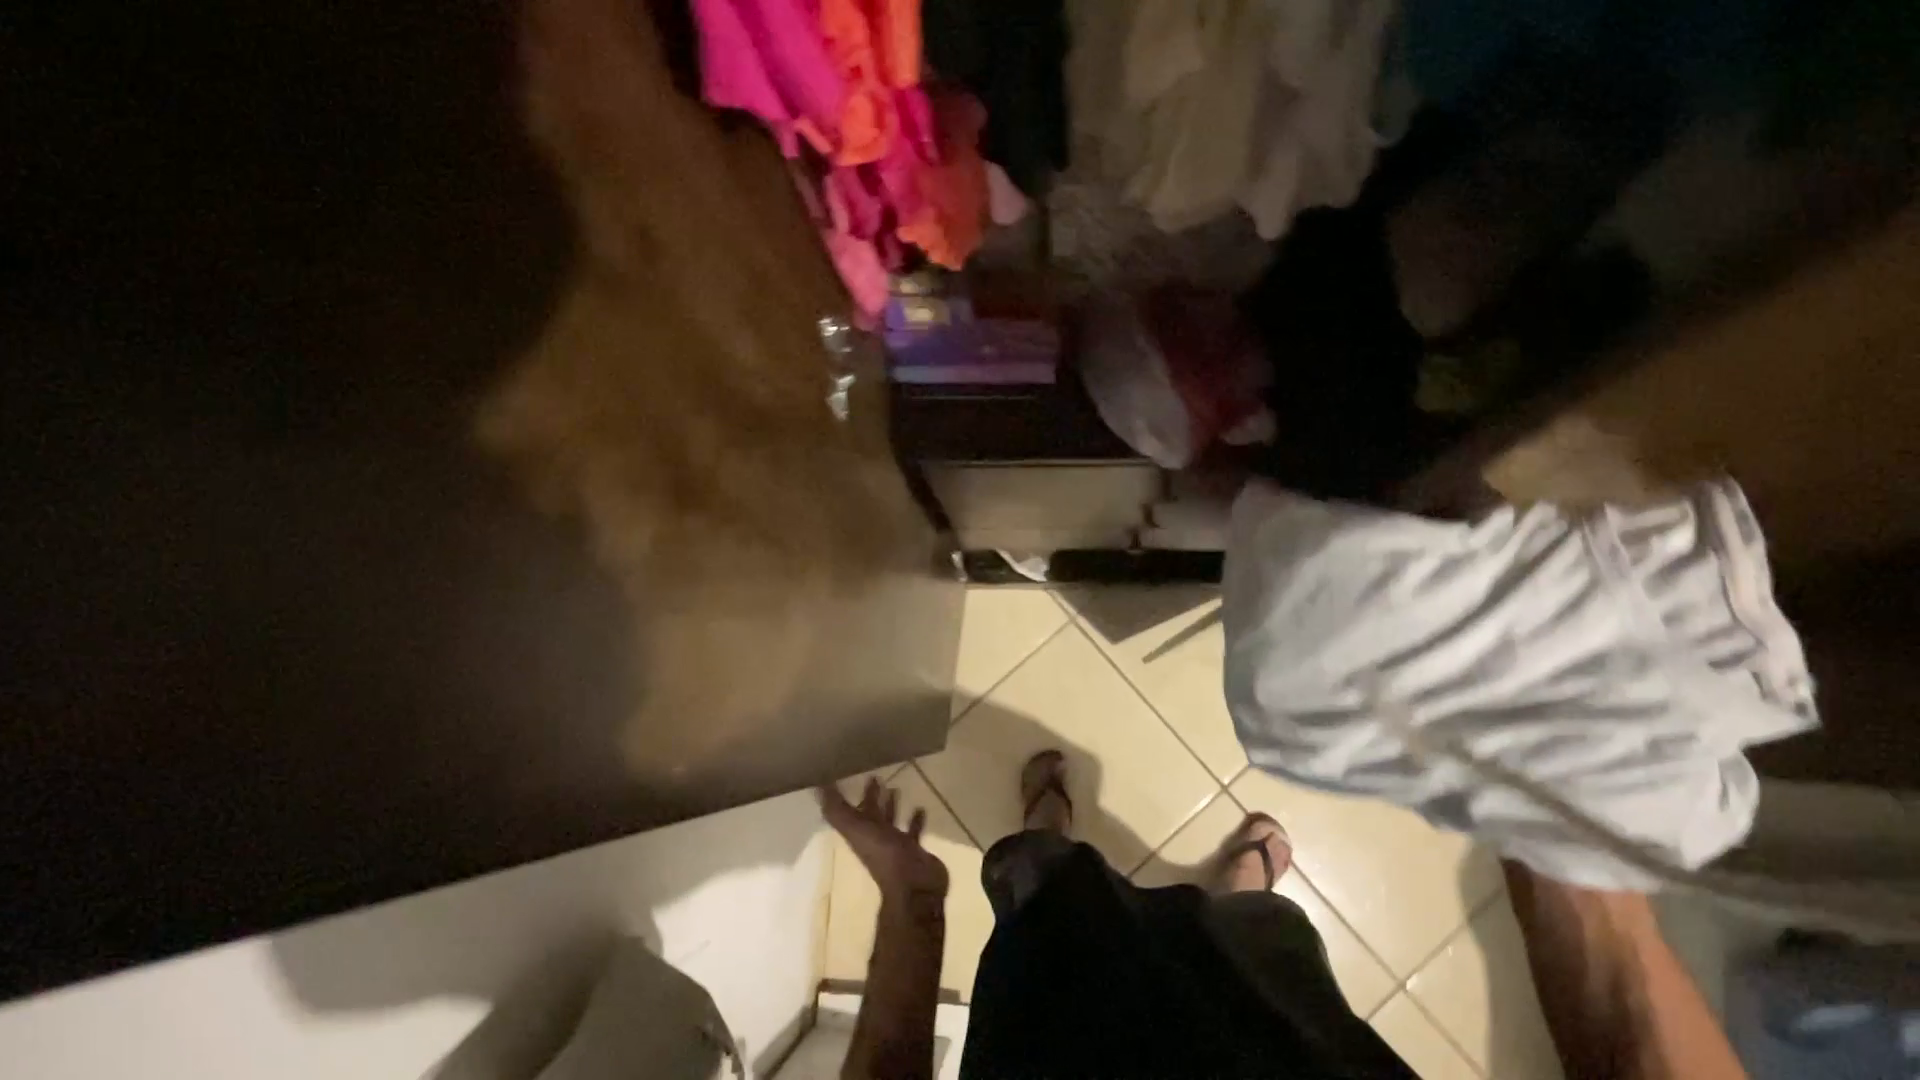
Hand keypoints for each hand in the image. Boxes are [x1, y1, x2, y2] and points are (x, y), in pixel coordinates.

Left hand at [820, 778, 949, 901]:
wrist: (914, 885)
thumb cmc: (885, 854)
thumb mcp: (856, 829)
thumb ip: (838, 810)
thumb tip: (817, 786)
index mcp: (858, 833)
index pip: (849, 811)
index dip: (847, 795)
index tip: (848, 774)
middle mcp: (874, 839)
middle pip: (870, 814)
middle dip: (872, 797)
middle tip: (876, 776)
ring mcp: (894, 845)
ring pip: (890, 821)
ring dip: (891, 806)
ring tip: (896, 788)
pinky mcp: (913, 849)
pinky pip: (913, 831)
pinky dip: (915, 820)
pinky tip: (920, 808)